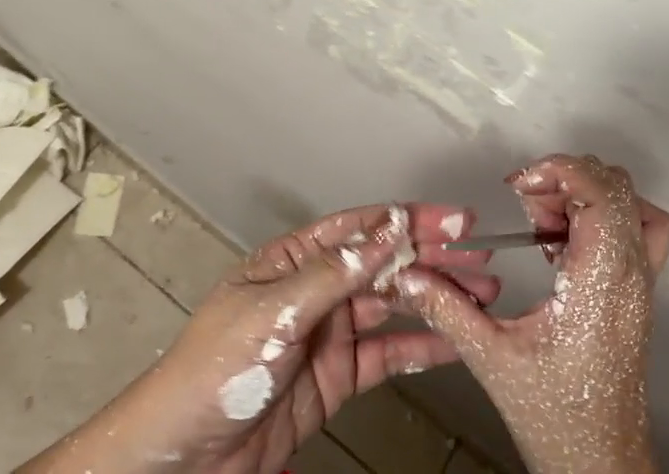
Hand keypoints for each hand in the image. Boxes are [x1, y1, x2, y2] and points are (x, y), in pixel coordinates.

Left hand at [18, 203, 499, 473]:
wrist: (187, 454)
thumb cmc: (212, 371)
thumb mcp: (273, 313)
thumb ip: (332, 274)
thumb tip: (383, 233)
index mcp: (291, 261)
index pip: (359, 229)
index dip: (408, 220)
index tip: (454, 219)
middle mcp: (314, 290)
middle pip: (383, 266)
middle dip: (432, 259)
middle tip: (480, 261)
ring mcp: (327, 333)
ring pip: (392, 307)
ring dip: (435, 300)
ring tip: (481, 297)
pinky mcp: (336, 376)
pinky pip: (387, 354)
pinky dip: (421, 347)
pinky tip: (453, 342)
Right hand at [397, 155, 668, 473]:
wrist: (599, 461)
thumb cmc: (555, 415)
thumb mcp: (491, 357)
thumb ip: (447, 308)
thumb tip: (409, 274)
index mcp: (600, 283)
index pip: (601, 194)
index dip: (561, 171)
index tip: (519, 183)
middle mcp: (630, 276)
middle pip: (619, 190)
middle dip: (567, 179)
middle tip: (525, 200)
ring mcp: (638, 285)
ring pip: (630, 207)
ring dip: (583, 196)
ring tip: (538, 220)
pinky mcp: (633, 295)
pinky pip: (630, 232)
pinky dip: (596, 218)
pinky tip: (554, 243)